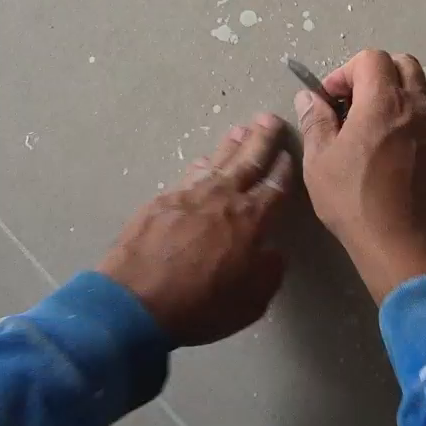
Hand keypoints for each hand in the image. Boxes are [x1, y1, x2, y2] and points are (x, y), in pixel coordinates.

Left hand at [99, 114, 293, 345]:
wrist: (136, 302)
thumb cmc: (201, 306)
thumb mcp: (251, 301)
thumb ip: (268, 272)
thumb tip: (272, 251)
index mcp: (251, 220)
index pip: (276, 186)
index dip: (285, 169)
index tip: (289, 155)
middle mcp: (223, 198)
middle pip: (248, 160)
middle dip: (262, 139)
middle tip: (269, 118)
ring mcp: (189, 195)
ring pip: (217, 162)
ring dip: (231, 145)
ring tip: (239, 129)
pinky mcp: (161, 200)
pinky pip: (189, 175)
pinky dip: (202, 165)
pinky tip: (204, 161)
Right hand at [294, 50, 425, 303]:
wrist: (401, 243)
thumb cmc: (353, 201)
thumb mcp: (320, 162)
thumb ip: (315, 122)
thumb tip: (310, 98)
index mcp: (383, 102)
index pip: (371, 58)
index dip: (345, 71)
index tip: (330, 100)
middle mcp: (415, 107)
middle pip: (403, 64)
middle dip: (374, 74)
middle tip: (351, 104)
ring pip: (418, 90)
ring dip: (392, 95)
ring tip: (367, 127)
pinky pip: (425, 118)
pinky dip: (405, 118)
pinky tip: (386, 150)